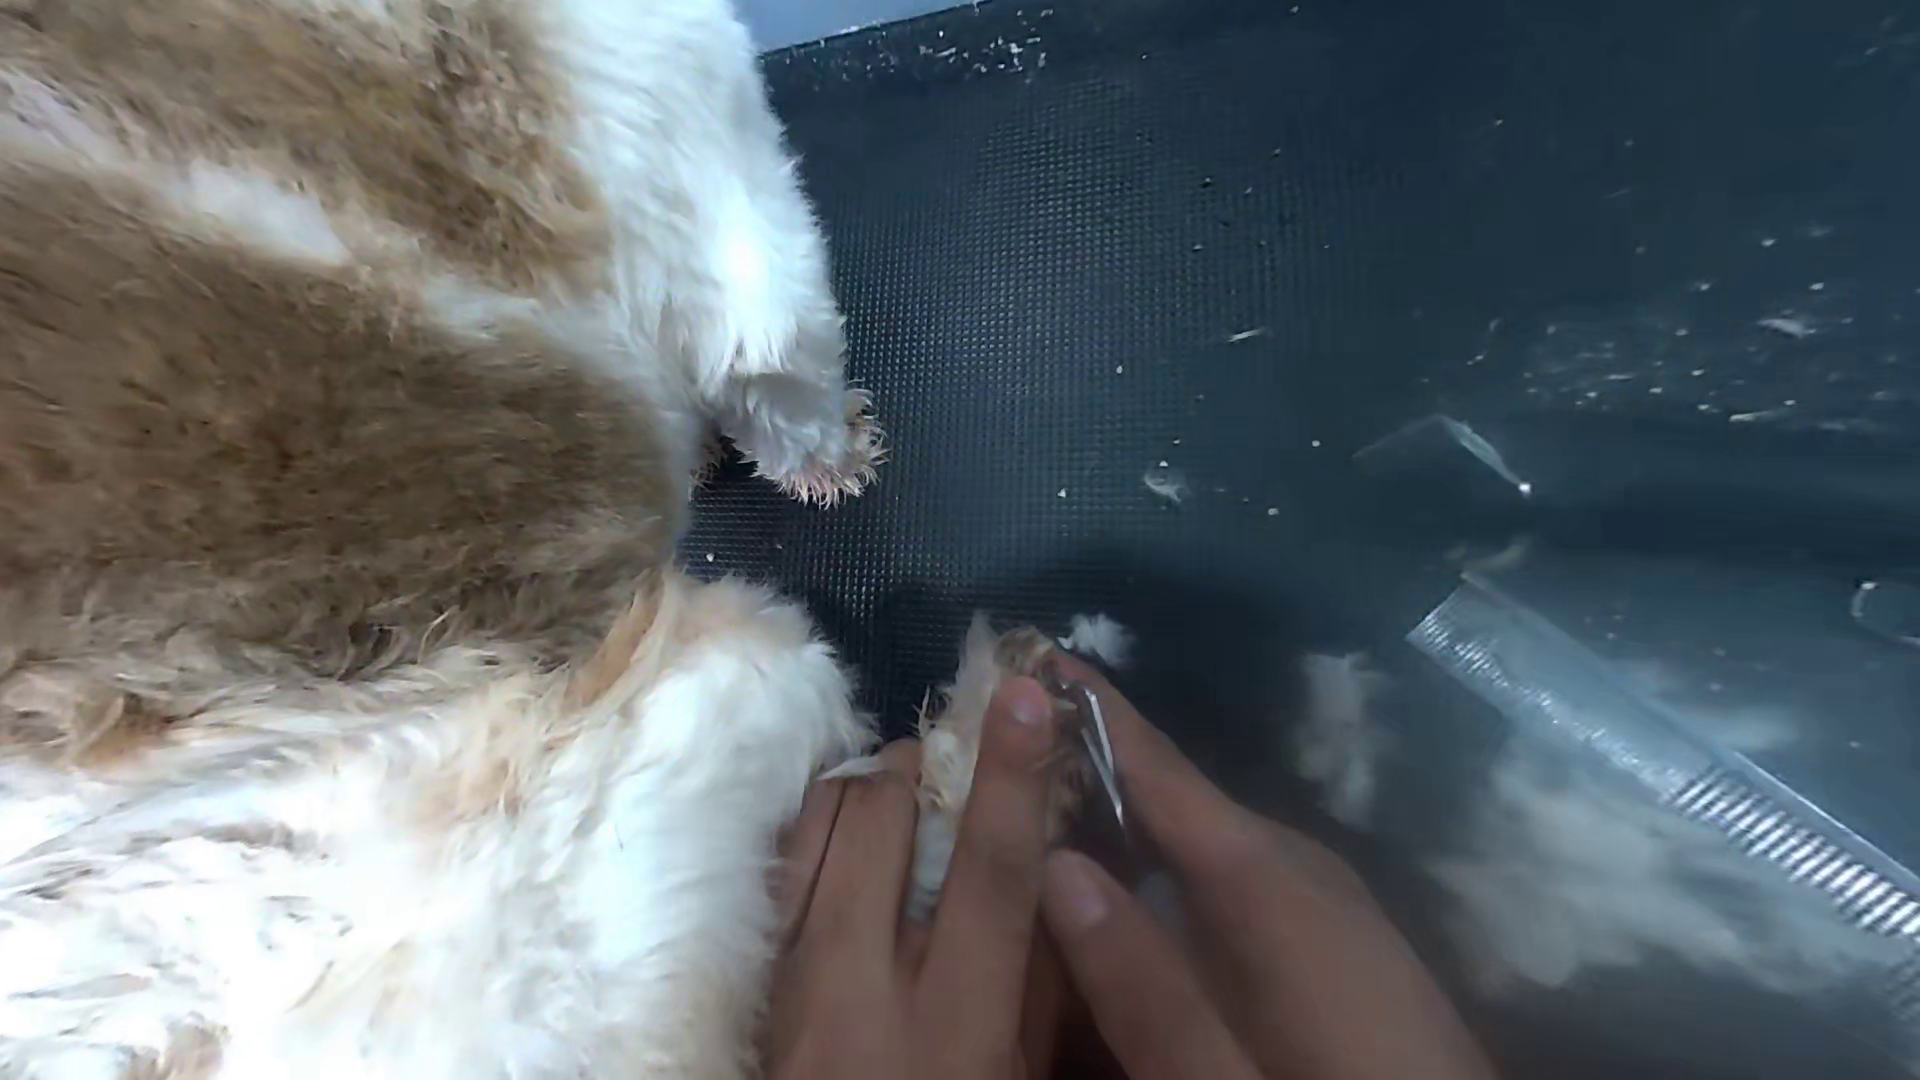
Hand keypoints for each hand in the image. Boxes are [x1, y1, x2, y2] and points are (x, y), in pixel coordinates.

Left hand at [766, 676, 1068, 1079]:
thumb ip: (1037, 978)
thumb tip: (1050, 863)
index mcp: (952, 1033)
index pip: (992, 872)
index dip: (1014, 775)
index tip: (1026, 695)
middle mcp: (859, 990)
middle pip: (887, 817)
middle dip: (920, 767)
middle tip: (940, 770)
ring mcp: (789, 975)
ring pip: (829, 814)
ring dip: (874, 784)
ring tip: (897, 796)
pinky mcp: (749, 970)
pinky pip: (786, 847)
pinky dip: (826, 814)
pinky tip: (848, 830)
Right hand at [1038, 653, 1496, 1079]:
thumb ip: (1149, 990)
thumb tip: (1056, 870)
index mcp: (1267, 876)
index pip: (1158, 762)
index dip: (1092, 705)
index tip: (1033, 656)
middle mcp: (1285, 859)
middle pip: (1163, 787)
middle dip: (1083, 760)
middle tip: (1002, 749)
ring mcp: (1304, 890)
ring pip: (1183, 825)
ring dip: (1111, 807)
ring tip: (1035, 801)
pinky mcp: (1310, 925)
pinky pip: (1208, 863)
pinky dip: (1150, 852)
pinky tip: (1111, 877)